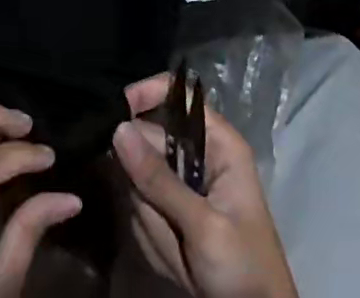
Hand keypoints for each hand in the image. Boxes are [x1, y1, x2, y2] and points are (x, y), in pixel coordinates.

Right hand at [111, 75, 299, 297]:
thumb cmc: (243, 266)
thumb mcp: (204, 225)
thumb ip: (160, 180)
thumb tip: (118, 129)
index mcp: (220, 143)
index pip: (178, 97)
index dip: (148, 94)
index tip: (116, 112)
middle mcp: (199, 155)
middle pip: (150, 141)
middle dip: (144, 180)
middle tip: (163, 218)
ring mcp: (183, 184)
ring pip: (140, 179)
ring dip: (148, 214)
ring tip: (177, 245)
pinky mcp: (171, 211)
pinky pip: (142, 208)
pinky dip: (149, 231)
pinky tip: (173, 253)